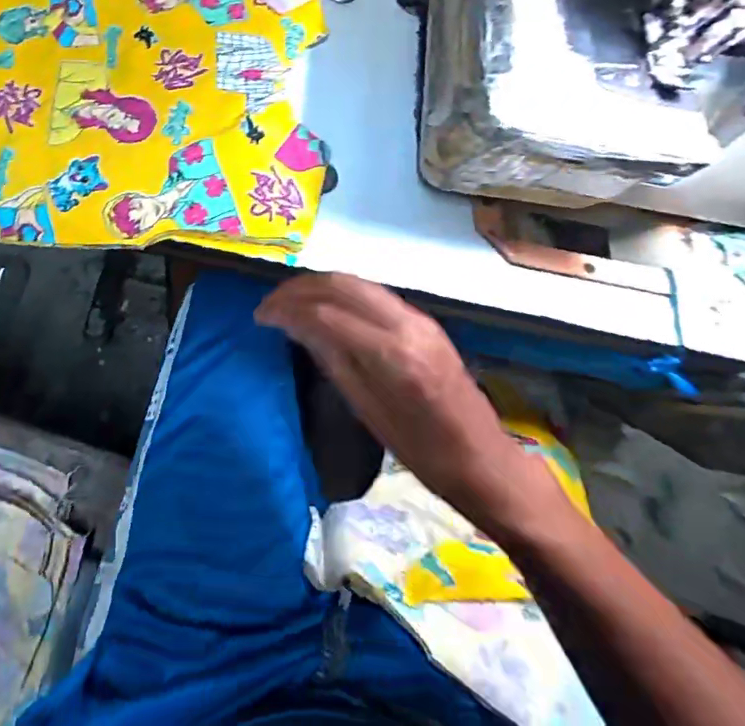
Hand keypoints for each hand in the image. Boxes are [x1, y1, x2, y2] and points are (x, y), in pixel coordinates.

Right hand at [255, 274, 566, 535]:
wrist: (486, 461)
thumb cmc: (424, 453)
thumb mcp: (369, 412)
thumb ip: (333, 361)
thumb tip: (295, 326)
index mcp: (393, 354)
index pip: (326, 312)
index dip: (286, 309)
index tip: (259, 317)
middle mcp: (407, 324)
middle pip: (340, 284)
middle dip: (298, 288)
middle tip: (269, 304)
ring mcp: (418, 318)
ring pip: (356, 282)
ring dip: (317, 285)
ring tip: (288, 302)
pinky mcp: (423, 321)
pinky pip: (371, 293)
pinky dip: (339, 292)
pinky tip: (322, 307)